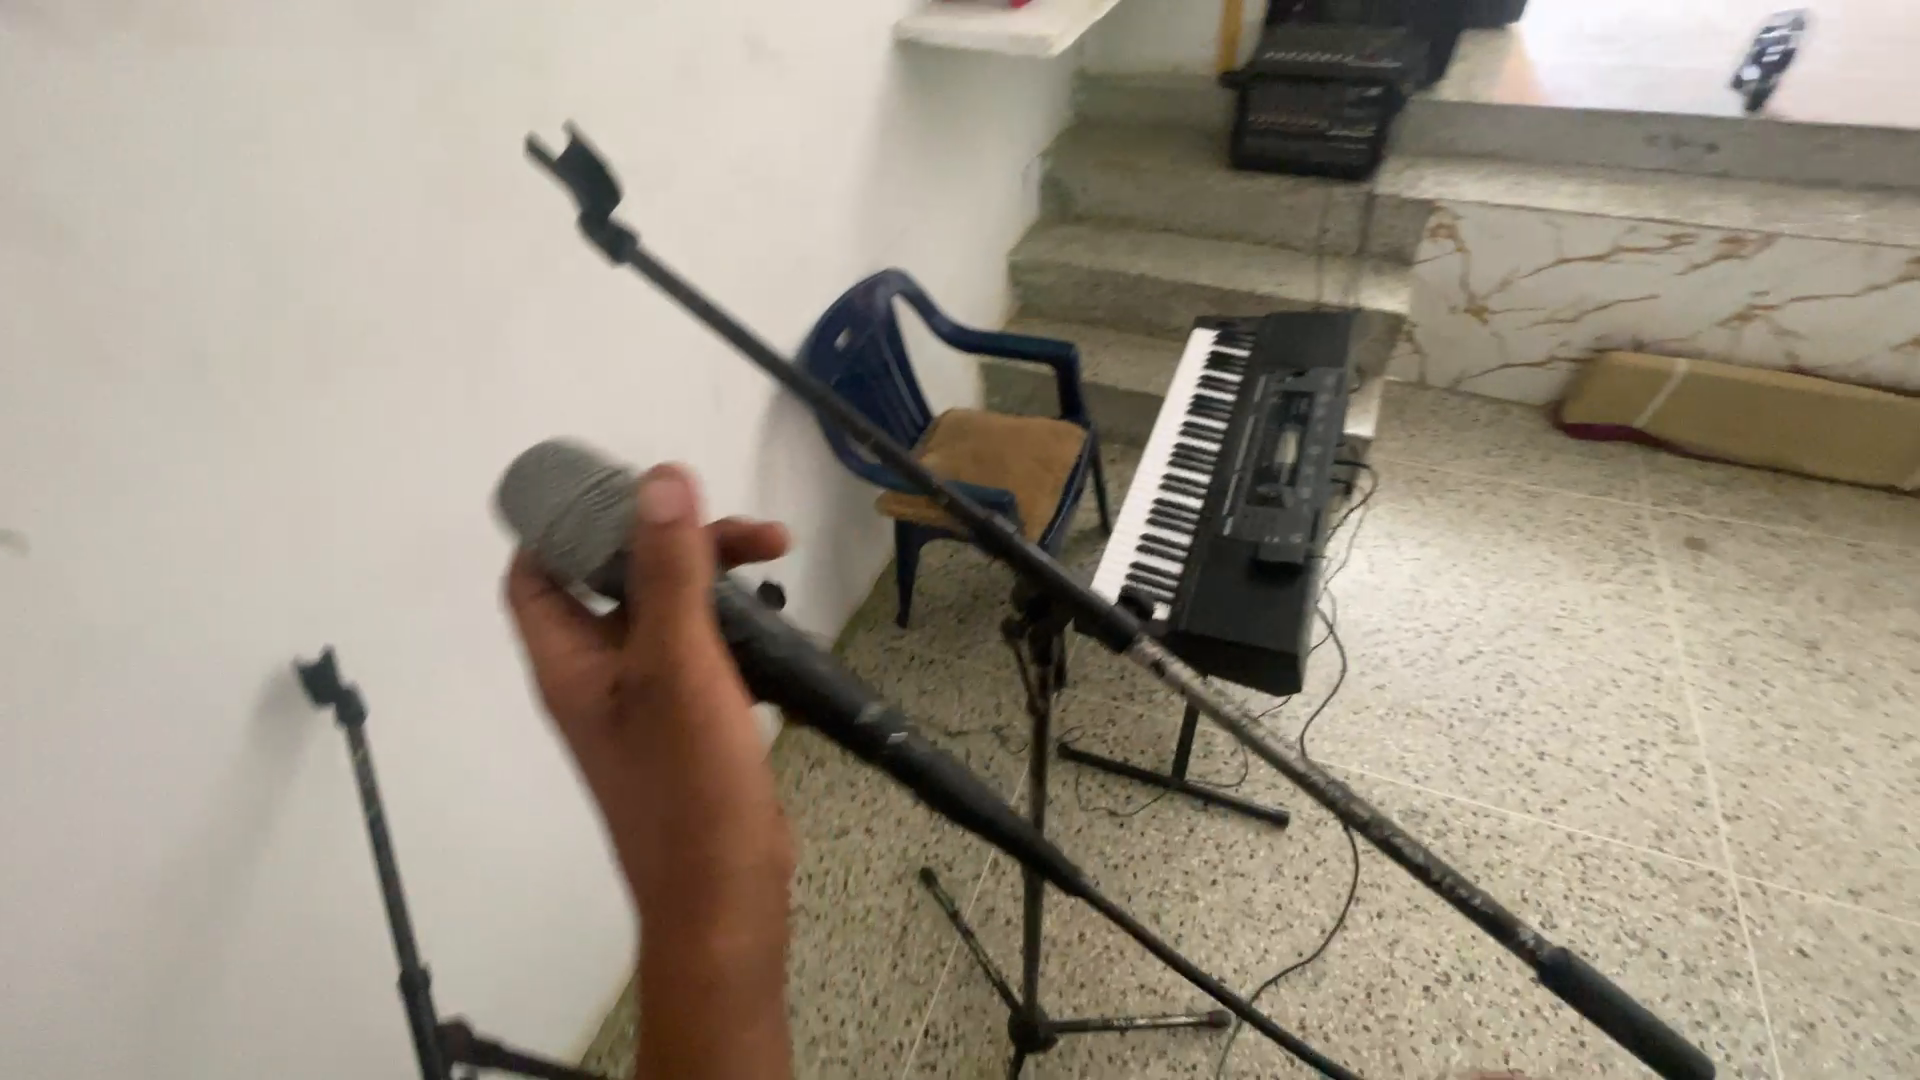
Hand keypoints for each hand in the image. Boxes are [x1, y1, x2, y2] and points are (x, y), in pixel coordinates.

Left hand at [504, 463, 793, 910]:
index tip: (631, 492)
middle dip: (681, 543)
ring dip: (717, 580)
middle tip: (755, 533)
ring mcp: (651, 698)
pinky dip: (738, 628)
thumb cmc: (689, 782)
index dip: (568, 523)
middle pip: (622, 580)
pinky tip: (783, 631)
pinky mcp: (693, 718)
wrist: (727, 891)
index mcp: (571, 659)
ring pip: (672, 612)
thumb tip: (660, 478)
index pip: (538, 571)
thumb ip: (669, 573)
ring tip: (779, 559)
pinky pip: (706, 650)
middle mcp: (602, 673)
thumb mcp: (677, 665)